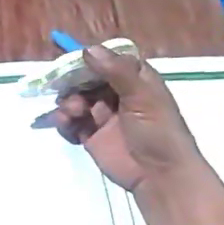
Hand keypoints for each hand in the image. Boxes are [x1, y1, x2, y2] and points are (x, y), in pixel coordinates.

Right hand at [50, 46, 202, 193]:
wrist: (159, 174)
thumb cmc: (157, 131)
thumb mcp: (142, 96)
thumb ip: (116, 72)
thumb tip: (87, 49)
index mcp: (136, 81)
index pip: (108, 62)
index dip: (89, 61)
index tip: (71, 63)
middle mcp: (118, 95)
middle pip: (86, 81)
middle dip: (73, 86)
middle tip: (70, 94)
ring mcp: (103, 116)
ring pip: (75, 101)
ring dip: (68, 105)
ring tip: (71, 115)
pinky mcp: (90, 136)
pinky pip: (70, 124)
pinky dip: (64, 123)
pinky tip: (67, 126)